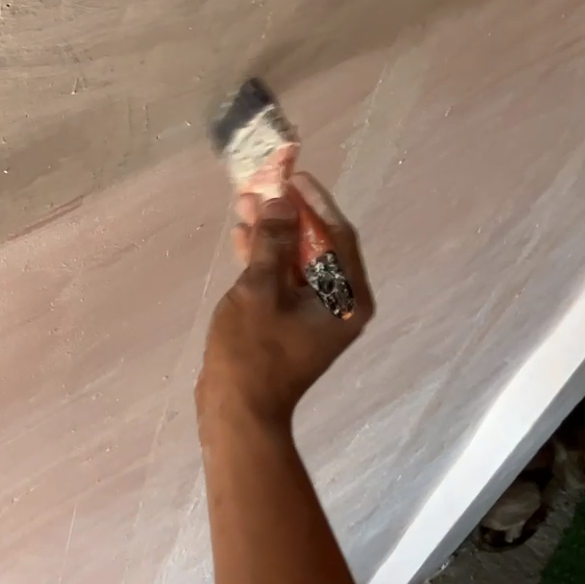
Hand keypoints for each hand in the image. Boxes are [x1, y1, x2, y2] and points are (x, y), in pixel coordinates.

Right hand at [197, 172, 373, 428]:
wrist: (237, 408)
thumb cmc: (251, 350)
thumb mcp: (259, 290)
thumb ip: (272, 243)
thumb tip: (280, 201)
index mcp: (347, 298)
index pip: (338, 235)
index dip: (313, 202)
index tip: (291, 176)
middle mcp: (339, 304)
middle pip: (318, 246)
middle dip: (288, 214)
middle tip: (262, 186)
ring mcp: (314, 315)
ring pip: (296, 261)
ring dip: (272, 234)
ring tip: (244, 204)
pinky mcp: (289, 323)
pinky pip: (282, 280)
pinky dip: (264, 259)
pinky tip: (241, 239)